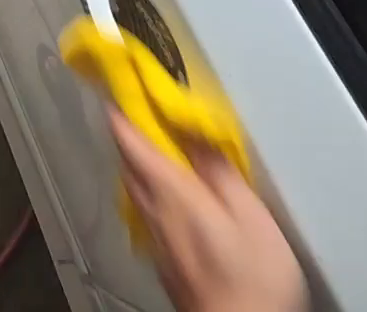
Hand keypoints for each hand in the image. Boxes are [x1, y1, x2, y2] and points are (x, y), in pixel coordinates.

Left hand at [109, 107, 307, 311]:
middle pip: (128, 167)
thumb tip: (192, 129)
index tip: (113, 92)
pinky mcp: (166, 263)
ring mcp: (157, 242)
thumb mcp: (248, 213)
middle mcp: (155, 214)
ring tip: (153, 146)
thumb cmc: (252, 274)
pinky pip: (147, 212)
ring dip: (137, 164)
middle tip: (136, 112)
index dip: (120, 116)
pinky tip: (168, 193)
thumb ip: (218, 169)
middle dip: (128, 137)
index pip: (133, 145)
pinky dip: (149, 190)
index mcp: (171, 194)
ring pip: (135, 190)